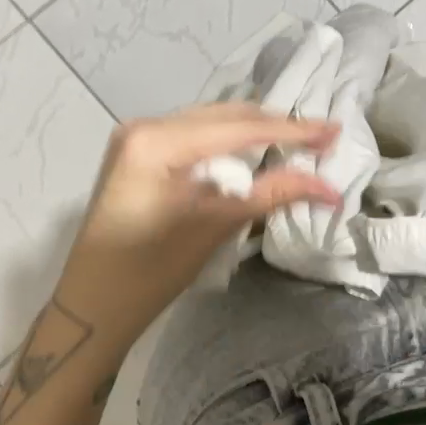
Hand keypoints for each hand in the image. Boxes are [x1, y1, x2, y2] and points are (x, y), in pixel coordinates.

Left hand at [57, 104, 340, 340]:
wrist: (92, 308)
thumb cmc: (147, 273)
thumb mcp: (212, 228)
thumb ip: (270, 194)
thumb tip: (327, 185)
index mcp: (155, 141)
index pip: (237, 128)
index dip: (290, 130)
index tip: (333, 132)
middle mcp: (145, 126)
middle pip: (226, 116)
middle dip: (276, 126)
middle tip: (322, 138)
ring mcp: (139, 137)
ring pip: (213, 122)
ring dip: (255, 133)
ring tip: (299, 143)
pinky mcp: (141, 154)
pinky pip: (197, 136)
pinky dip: (230, 144)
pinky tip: (257, 152)